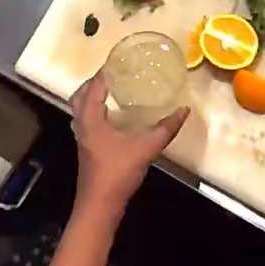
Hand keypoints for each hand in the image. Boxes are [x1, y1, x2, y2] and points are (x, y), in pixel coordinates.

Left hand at [70, 72, 186, 218]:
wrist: (99, 206)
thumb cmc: (117, 173)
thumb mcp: (145, 149)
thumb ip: (165, 129)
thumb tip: (184, 110)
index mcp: (90, 117)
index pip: (95, 84)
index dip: (105, 70)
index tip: (120, 59)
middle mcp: (81, 122)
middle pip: (81, 93)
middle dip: (95, 80)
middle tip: (116, 73)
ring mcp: (81, 135)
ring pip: (80, 106)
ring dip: (92, 94)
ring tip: (112, 88)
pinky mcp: (85, 146)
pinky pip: (84, 118)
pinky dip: (93, 108)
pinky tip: (110, 114)